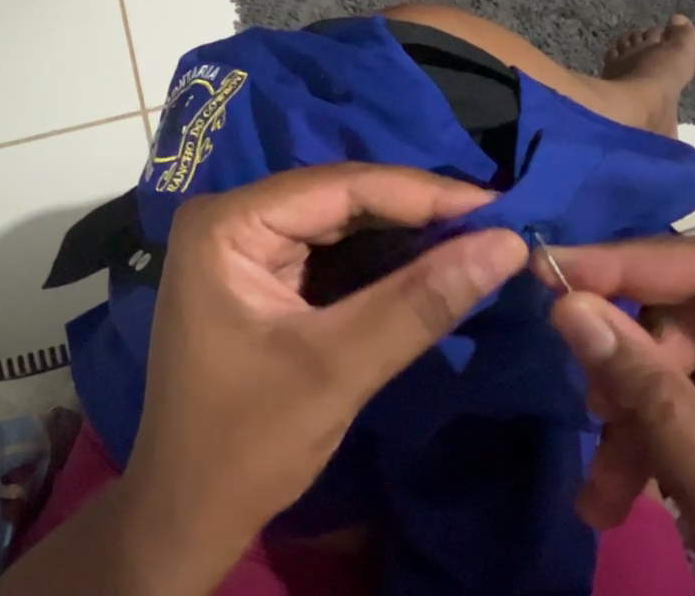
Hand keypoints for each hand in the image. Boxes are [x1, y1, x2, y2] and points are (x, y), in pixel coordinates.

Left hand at [122, 164, 529, 587]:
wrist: (187, 508)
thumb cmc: (247, 442)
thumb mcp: (337, 369)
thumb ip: (420, 302)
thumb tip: (507, 244)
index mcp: (227, 224)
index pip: (339, 187)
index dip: (423, 193)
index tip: (500, 206)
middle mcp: (229, 217)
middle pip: (338, 197)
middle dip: (417, 211)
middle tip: (497, 224)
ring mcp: (240, 244)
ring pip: (337, 221)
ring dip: (404, 232)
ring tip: (477, 238)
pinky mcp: (256, 272)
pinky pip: (326, 249)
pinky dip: (378, 258)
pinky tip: (428, 260)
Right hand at [539, 239, 694, 595]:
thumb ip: (661, 411)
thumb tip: (568, 308)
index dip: (636, 264)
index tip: (548, 270)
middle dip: (641, 366)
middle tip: (593, 418)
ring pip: (693, 357)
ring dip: (638, 414)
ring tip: (608, 490)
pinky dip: (656, 439)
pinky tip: (632, 494)